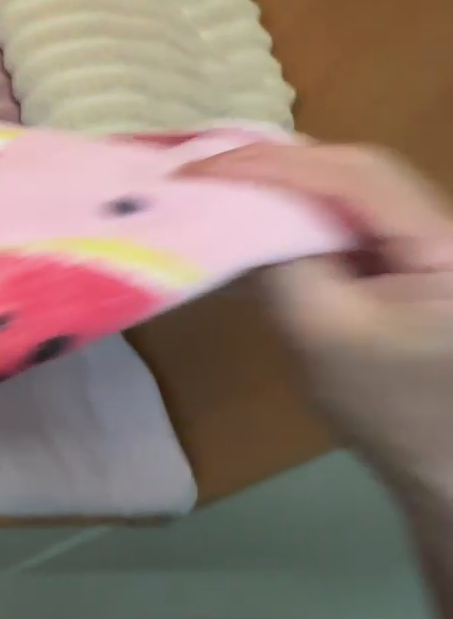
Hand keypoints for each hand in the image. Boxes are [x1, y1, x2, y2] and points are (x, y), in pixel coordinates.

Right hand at [183, 144, 452, 493]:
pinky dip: (287, 206)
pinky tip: (245, 212)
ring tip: (209, 184)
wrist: (444, 457)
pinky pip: (343, 213)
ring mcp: (429, 241)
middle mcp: (447, 228)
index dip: (268, 164)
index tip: (191, 171)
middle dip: (271, 161)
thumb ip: (279, 262)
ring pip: (348, 185)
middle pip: (355, 169)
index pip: (352, 178)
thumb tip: (229, 211)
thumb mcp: (319, 330)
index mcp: (446, 246)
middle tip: (193, 171)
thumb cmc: (385, 402)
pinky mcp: (408, 256)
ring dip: (276, 179)